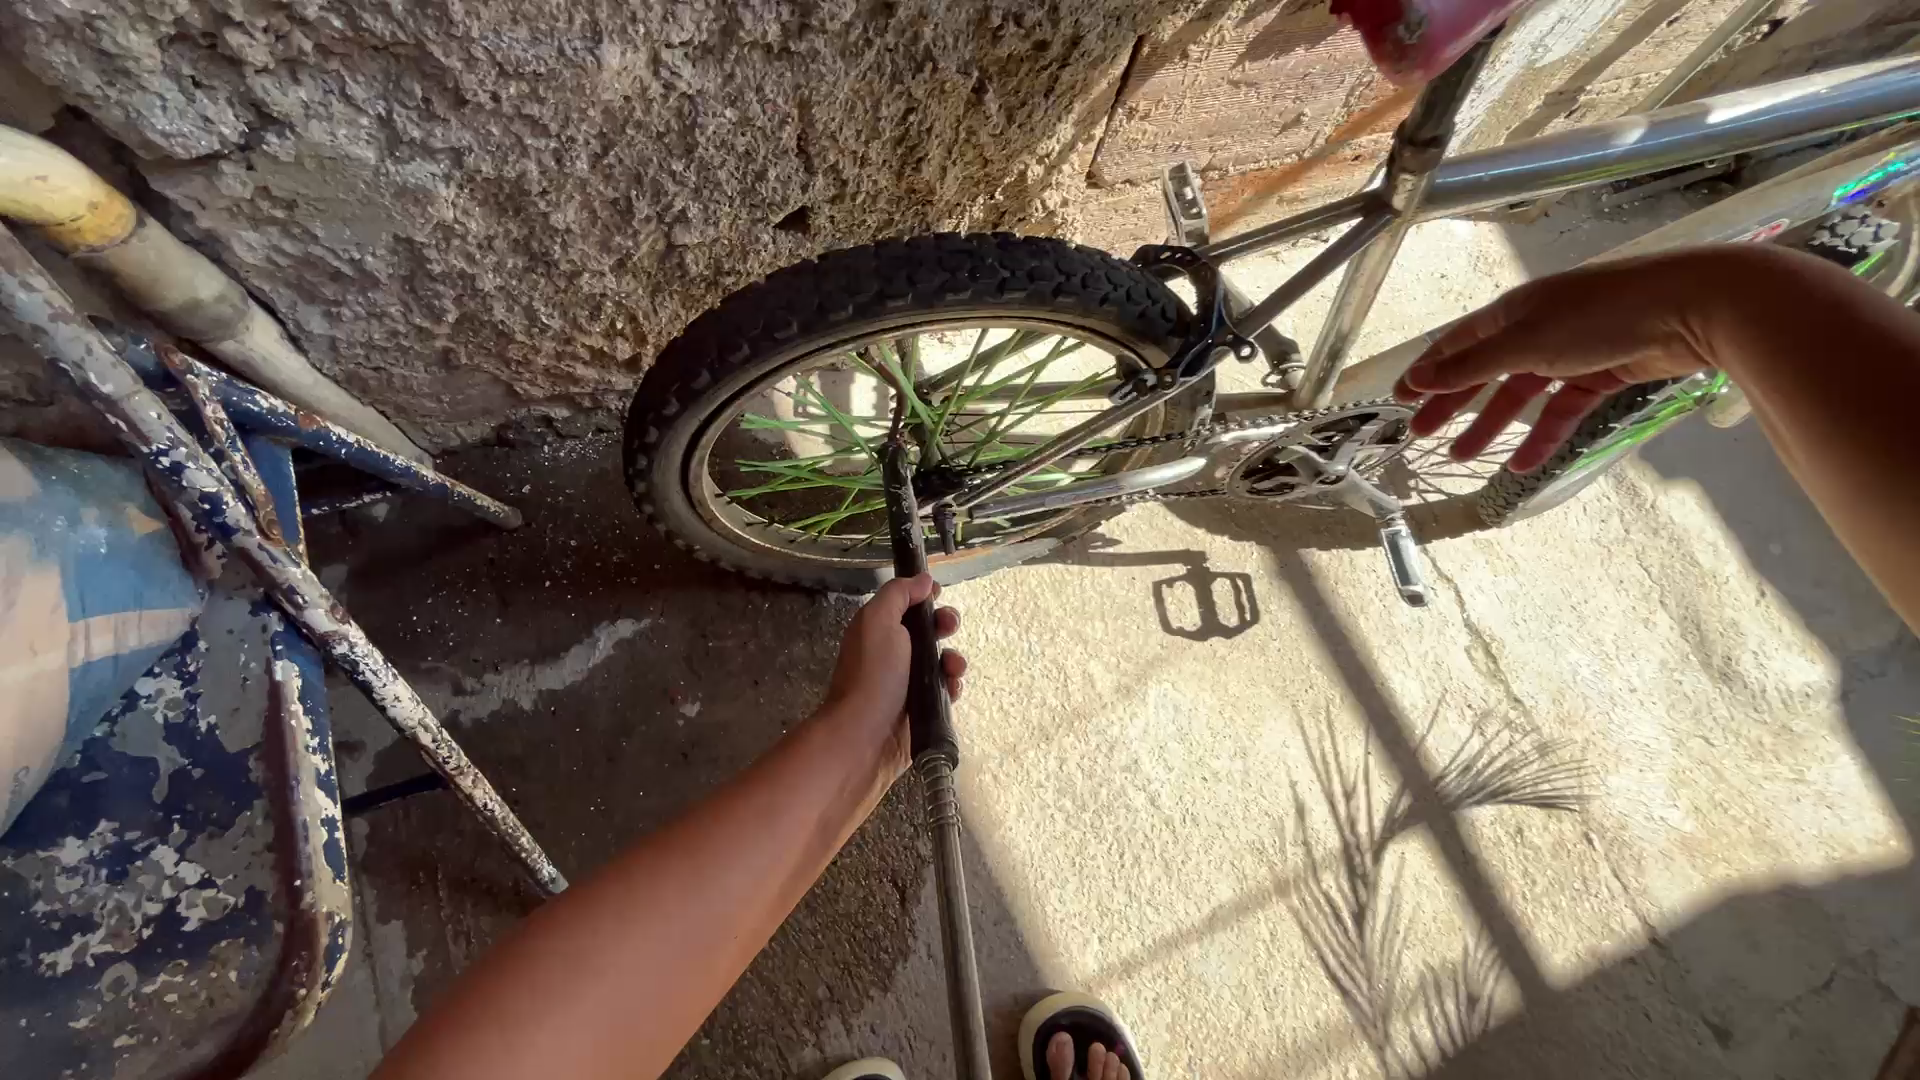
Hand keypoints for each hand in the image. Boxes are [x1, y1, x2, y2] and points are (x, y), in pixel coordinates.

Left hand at [822, 573, 964, 772]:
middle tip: (950, 627)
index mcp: (879, 630)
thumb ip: (899, 594)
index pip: (906, 606)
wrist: (864, 736)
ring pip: (941, 663)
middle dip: (945, 625)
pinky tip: (951, 691)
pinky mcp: (921, 711)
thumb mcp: (879, 620)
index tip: (938, 595)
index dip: (924, 597)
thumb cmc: (872, 674)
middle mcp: (893, 655)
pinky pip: (945, 693)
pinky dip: (952, 688)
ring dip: (954, 659)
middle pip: (928, 631)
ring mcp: (908, 685)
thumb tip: (924, 579)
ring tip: (953, 669)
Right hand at [1393, 250, 1737, 471]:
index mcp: (1512, 313)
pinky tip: (1525, 464)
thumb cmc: (1602, 316)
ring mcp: (1570, 351)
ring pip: (1519, 396)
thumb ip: (1468, 366)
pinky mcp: (1604, 372)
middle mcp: (1537, 329)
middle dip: (1451, 404)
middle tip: (1421, 435)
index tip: (1397, 398)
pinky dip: (1542, 435)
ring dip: (1491, 426)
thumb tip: (1417, 380)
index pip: (1454, 345)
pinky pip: (1561, 409)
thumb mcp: (1524, 342)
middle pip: (1482, 372)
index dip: (1425, 371)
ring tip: (1464, 457)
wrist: (1701, 306)